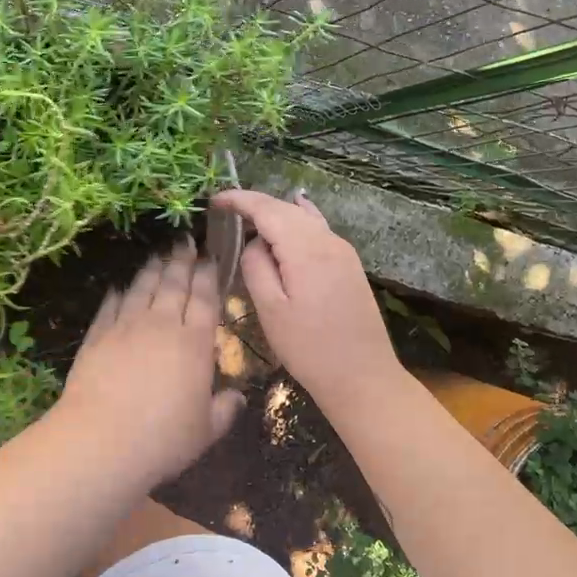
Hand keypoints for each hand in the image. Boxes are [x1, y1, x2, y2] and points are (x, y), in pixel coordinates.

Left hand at [55, 238, 244, 486]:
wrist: (101, 439)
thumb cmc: (163, 438)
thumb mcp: (205, 431)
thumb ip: (223, 410)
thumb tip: (237, 396)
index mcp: (194, 343)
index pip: (205, 299)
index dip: (208, 275)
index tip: (210, 257)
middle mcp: (161, 325)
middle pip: (174, 284)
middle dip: (182, 261)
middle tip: (186, 241)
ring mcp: (126, 326)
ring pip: (143, 288)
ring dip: (153, 269)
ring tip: (159, 254)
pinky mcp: (98, 334)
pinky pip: (111, 306)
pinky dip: (118, 294)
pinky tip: (120, 288)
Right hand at [212, 189, 400, 410]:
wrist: (363, 377)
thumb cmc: (309, 348)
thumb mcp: (270, 309)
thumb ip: (256, 265)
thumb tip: (254, 242)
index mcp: (305, 249)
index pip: (266, 209)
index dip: (238, 199)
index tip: (214, 200)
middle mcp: (327, 240)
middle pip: (285, 208)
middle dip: (254, 204)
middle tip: (224, 209)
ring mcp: (342, 250)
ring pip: (303, 217)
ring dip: (275, 212)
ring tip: (248, 216)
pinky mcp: (349, 264)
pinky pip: (318, 228)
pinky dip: (299, 217)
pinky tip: (296, 207)